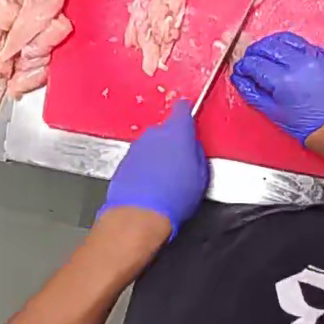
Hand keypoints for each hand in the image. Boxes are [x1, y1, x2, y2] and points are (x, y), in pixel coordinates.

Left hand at [99, 102, 208, 238]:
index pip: (182, 110)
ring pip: (150, 146)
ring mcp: (136, 147)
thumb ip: (197, 153)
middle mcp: (154, 134)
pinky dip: (143, 168)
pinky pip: (138, 160)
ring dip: (157, 156)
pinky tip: (150, 186)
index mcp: (177, 132)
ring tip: (165, 179)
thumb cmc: (173, 196)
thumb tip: (193, 148)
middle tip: (181, 163)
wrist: (139, 214)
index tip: (188, 114)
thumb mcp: (201, 175)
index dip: (186, 112)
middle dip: (172, 142)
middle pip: (165, 130)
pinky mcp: (123, 162)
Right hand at [231, 31, 323, 143]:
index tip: (241, 70)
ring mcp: (315, 56)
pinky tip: (288, 56)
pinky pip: (303, 43)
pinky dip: (291, 46)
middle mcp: (298, 63)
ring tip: (267, 53)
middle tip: (251, 60)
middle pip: (268, 46)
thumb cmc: (307, 126)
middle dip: (255, 51)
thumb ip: (253, 93)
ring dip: (271, 44)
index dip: (243, 65)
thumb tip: (239, 78)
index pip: (254, 63)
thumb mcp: (273, 113)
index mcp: (282, 80)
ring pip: (286, 39)